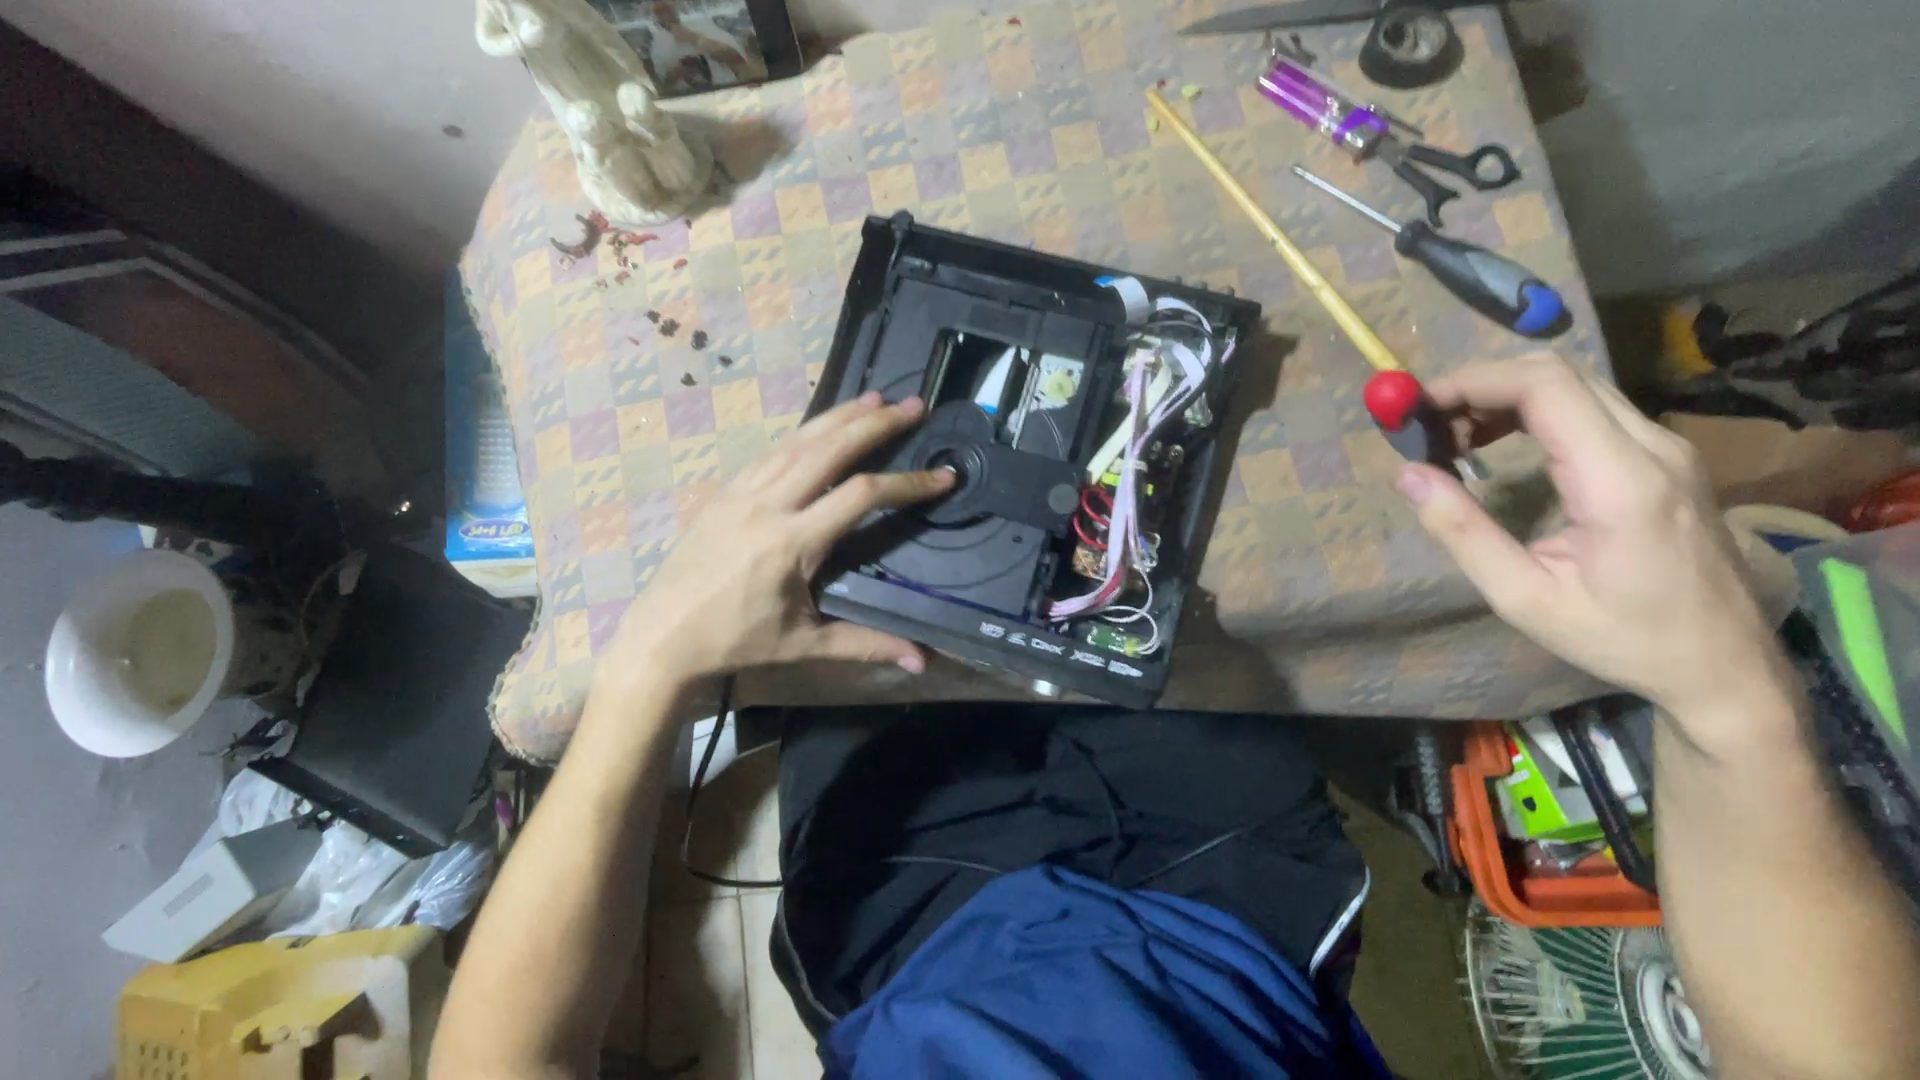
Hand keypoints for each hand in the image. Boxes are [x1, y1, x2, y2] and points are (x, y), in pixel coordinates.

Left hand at [600, 391, 953, 688]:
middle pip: (830, 448)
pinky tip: (820, 427)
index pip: (861, 496)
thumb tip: (922, 662)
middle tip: (913, 405)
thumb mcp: (806, 643)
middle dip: (876, 424)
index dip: (907, 483)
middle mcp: (769, 504)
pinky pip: (771, 452)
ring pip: (798, 441)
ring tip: (874, 399)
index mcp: (792, 542)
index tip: (942, 476)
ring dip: (840, 417)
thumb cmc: (736, 640)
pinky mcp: (725, 492)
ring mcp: (743, 492)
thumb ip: (867, 645)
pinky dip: (803, 434)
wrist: (662, 633)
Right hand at [1394, 355, 1784, 719]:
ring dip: (1503, 396)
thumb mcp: (1524, 598)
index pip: (1545, 387)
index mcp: (1620, 482)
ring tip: (1453, 438)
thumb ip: (1463, 532)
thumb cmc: (1621, 638)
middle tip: (1427, 427)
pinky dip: (1531, 410)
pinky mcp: (1665, 455)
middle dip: (1480, 386)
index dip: (1473, 382)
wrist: (1725, 663)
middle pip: (1557, 374)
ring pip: (1574, 384)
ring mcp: (1666, 447)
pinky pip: (1590, 406)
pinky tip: (1497, 442)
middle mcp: (1652, 447)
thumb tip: (1406, 474)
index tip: (1416, 408)